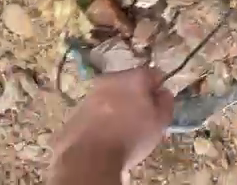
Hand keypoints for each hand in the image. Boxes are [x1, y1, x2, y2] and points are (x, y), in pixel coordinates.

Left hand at [51, 68, 173, 182]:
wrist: (88, 162)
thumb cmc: (130, 138)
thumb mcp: (160, 122)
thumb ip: (166, 102)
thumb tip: (162, 93)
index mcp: (134, 76)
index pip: (153, 74)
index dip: (158, 90)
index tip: (157, 106)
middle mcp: (109, 81)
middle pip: (127, 85)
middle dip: (133, 98)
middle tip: (138, 119)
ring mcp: (86, 99)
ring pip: (106, 100)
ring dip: (113, 110)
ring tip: (117, 132)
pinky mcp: (70, 118)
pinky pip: (89, 118)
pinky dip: (96, 124)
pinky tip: (100, 140)